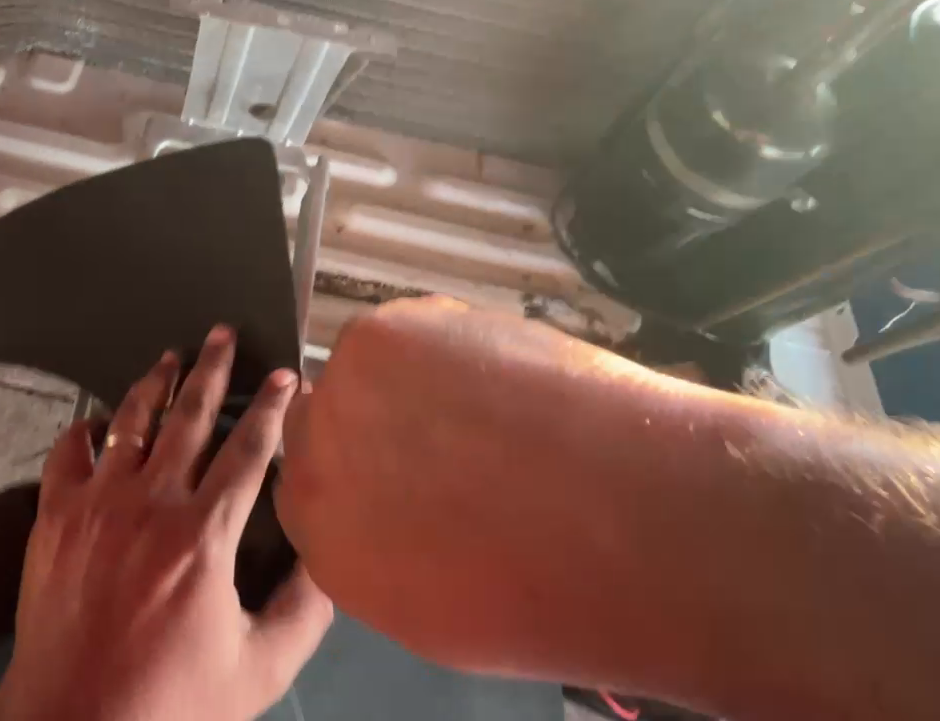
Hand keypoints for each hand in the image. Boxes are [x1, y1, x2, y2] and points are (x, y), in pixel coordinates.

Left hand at [0, 326, 333, 720]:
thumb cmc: (172, 702)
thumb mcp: (259, 668)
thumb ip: (303, 609)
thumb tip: (331, 557)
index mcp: (205, 534)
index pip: (248, 450)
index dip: (270, 407)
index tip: (284, 376)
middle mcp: (151, 502)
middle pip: (189, 416)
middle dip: (212, 369)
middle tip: (222, 332)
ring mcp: (97, 503)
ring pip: (130, 421)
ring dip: (153, 383)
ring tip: (170, 356)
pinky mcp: (54, 516)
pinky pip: (67, 452)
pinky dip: (84, 429)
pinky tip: (98, 420)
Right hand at [274, 296, 713, 677]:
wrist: (634, 522)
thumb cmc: (550, 589)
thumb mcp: (435, 608)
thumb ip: (373, 547)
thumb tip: (377, 501)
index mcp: (319, 532)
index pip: (305, 481)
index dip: (353, 469)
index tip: (394, 465)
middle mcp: (311, 454)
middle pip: (321, 415)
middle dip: (367, 420)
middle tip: (438, 431)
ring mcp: (343, 385)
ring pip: (365, 366)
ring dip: (405, 378)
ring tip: (485, 408)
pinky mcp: (385, 330)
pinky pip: (404, 331)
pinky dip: (441, 345)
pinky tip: (499, 377)